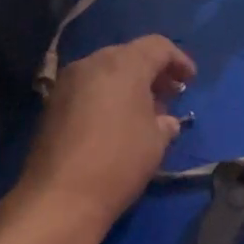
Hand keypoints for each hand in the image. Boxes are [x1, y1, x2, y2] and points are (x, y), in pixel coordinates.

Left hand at [17, 36, 195, 227]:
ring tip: (145, 112)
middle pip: (128, 55)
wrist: (61, 196)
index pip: (157, 47)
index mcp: (122, 65)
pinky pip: (88, 89)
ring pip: (105, 72)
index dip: (178, 60)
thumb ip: (166, 122)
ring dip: (128, 85)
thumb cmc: (119, 162)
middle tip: (169, 96)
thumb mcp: (156, 142)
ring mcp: (67, 83)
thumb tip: (165, 119)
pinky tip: (117, 122)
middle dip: (152, 73)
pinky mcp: (52, 104)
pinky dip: (107, 97)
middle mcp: (91, 64)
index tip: (190, 81)